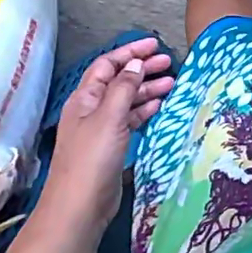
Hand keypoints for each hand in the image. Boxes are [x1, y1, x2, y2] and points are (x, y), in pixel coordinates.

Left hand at [40, 37, 173, 233]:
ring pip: (126, 100)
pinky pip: (130, 119)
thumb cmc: (92, 159)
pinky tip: (159, 106)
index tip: (154, 45)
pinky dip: (144, 110)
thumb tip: (135, 64)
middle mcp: (91, 109)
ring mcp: (101, 128)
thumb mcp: (109, 117)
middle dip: (142, 69)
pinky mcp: (112, 146)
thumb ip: (123, 88)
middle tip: (168, 62)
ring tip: (171, 82)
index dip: (130, 52)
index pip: (108, 65)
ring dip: (147, 89)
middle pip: (118, 80)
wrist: (80, 206)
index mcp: (85, 98)